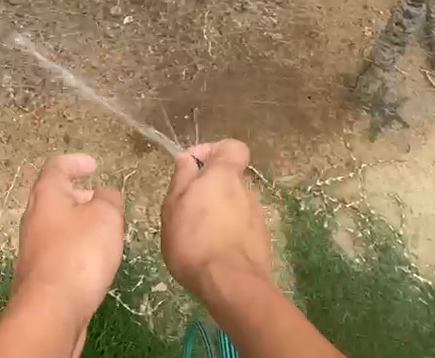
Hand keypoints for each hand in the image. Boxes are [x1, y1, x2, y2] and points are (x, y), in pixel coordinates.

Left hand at [11, 154, 124, 328]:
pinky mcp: (38, 273)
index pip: (57, 166)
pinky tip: (92, 262)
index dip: (76, 162)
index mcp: (47, 194)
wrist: (50, 310)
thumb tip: (104, 193)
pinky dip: (75, 246)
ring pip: (58, 223)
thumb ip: (109, 199)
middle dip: (80, 194)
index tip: (93, 165)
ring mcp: (33, 245)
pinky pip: (58, 248)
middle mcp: (34, 215)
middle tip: (101, 200)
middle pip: (55, 195)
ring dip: (79, 222)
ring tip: (103, 232)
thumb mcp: (106, 217)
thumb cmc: (79, 255)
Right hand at [161, 140, 272, 299]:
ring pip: (234, 204)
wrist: (232, 287)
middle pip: (229, 178)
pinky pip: (240, 227)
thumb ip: (182, 177)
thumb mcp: (173, 205)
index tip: (192, 167)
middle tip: (187, 208)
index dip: (213, 151)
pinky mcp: (261, 243)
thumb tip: (188, 159)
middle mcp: (246, 190)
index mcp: (225, 175)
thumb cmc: (195, 240)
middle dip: (209, 188)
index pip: (232, 147)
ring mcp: (256, 217)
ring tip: (197, 235)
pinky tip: (212, 252)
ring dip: (217, 212)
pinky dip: (227, 233)